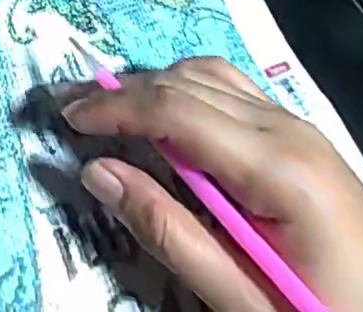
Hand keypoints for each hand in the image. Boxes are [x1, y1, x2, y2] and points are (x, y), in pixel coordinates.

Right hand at [62, 57, 362, 311]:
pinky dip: (183, 90)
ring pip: (205, 74)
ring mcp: (293, 121)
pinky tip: (164, 114)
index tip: (66, 117)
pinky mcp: (296, 131)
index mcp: (275, 165)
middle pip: (185, 82)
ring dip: (151, 83)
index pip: (174, 110)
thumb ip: (169, 232)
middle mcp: (283, 124)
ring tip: (108, 108)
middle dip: (122, 89)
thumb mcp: (245, 300)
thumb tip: (98, 172)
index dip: (114, 108)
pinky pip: (228, 88)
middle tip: (69, 105)